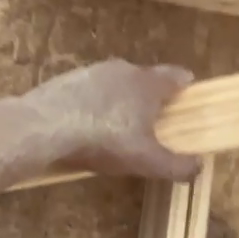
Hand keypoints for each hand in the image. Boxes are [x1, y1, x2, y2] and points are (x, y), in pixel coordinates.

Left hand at [25, 60, 201, 180]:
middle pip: (141, 78)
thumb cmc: (102, 139)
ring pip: (110, 83)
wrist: (40, 126)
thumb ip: (177, 165)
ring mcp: (86, 73)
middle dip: (147, 95)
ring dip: (114, 98)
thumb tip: (198, 168)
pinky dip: (87, 104)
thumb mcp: (147, 160)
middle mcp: (118, 70)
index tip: (187, 96)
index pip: (174, 76)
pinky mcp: (59, 82)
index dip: (183, 87)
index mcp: (146, 83)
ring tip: (114, 123)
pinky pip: (83, 92)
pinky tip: (81, 124)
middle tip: (151, 117)